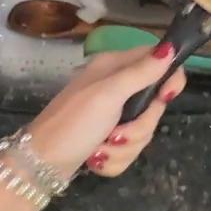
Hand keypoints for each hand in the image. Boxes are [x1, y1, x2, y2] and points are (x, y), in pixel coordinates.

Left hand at [25, 47, 185, 178]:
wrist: (39, 164)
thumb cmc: (72, 124)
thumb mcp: (108, 95)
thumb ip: (141, 72)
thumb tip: (171, 46)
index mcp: (115, 67)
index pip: (159, 61)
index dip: (169, 80)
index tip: (165, 98)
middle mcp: (117, 87)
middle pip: (155, 105)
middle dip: (139, 128)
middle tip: (117, 133)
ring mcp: (113, 114)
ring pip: (144, 132)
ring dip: (124, 148)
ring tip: (101, 148)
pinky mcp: (109, 138)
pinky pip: (130, 149)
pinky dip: (115, 159)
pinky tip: (96, 158)